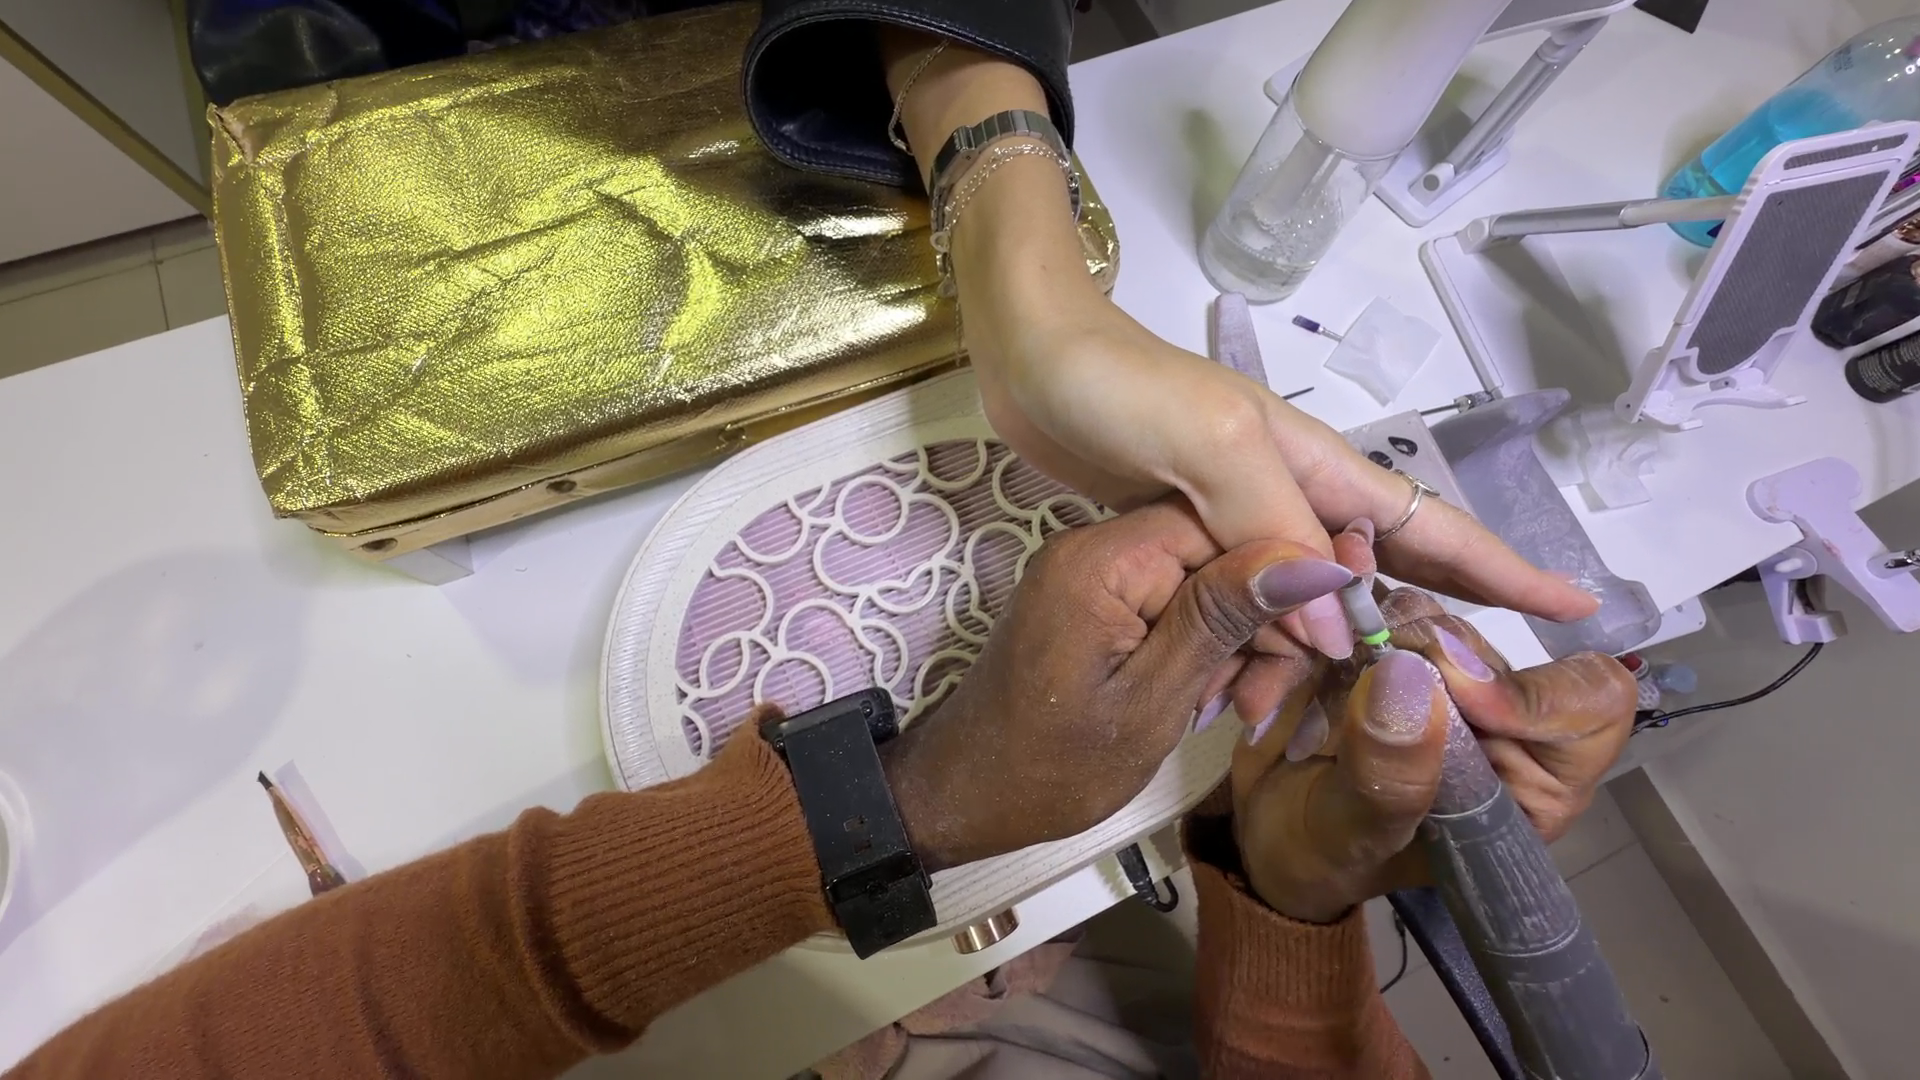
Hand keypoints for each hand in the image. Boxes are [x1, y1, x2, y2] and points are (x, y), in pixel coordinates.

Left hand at [879, 500, 1355, 871]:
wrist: (972, 791)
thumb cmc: (1054, 765)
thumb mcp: (1152, 699)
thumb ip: (1222, 619)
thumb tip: (1310, 557)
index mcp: (1104, 559)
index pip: (1225, 521)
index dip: (1288, 572)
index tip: (1326, 638)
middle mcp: (1096, 546)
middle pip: (1216, 549)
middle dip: (1261, 619)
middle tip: (1270, 695)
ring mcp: (1093, 572)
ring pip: (1201, 579)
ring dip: (1234, 640)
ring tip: (1234, 708)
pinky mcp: (1093, 599)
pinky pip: (1169, 601)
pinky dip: (1199, 645)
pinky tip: (1205, 698)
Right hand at [1230, 585, 1635, 923]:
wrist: (1260, 829)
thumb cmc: (1323, 853)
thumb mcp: (1355, 832)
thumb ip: (1388, 773)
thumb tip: (1411, 676)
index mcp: (1524, 780)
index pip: (1588, 705)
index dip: (1528, 690)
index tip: (1450, 685)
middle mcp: (1490, 723)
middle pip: (1490, 647)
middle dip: (1421, 648)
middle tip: (1356, 664)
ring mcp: (1431, 682)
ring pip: (1427, 616)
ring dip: (1367, 628)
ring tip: (1319, 662)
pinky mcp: (1375, 653)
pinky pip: (1366, 606)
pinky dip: (1331, 615)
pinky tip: (1301, 650)